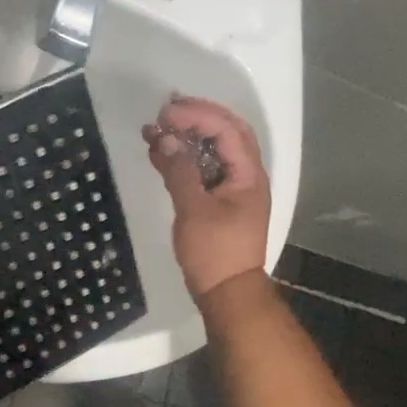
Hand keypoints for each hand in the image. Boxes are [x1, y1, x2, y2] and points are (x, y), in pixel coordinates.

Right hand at [142, 95, 271, 301]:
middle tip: (165, 112)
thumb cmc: (214, 253)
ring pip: (215, 152)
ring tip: (157, 130)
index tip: (165, 114)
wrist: (227, 295)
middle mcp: (247, 176)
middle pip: (226, 134)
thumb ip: (180, 171)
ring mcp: (236, 191)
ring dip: (188, 138)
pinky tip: (163, 156)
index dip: (197, 115)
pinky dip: (186, 161)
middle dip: (196, 118)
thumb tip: (166, 139)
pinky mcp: (222, 205)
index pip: (227, 129)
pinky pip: (206, 172)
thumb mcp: (194, 210)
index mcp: (249, 174)